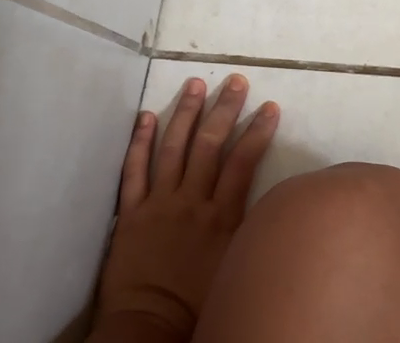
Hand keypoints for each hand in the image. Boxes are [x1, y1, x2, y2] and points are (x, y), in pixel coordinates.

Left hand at [90, 75, 279, 342]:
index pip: (244, 161)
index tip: (270, 105)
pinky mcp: (130, 213)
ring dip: (186, 113)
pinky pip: (133, 171)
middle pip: (211, 145)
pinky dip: (140, 142)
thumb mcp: (235, 263)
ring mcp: (158, 203)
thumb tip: (265, 199)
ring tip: (195, 84)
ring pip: (173, 148)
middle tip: (235, 80)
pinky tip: (146, 117)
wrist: (148, 327)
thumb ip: (246, 226)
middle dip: (225, 109)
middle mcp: (191, 201)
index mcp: (221, 216)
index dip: (258, 131)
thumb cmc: (197, 303)